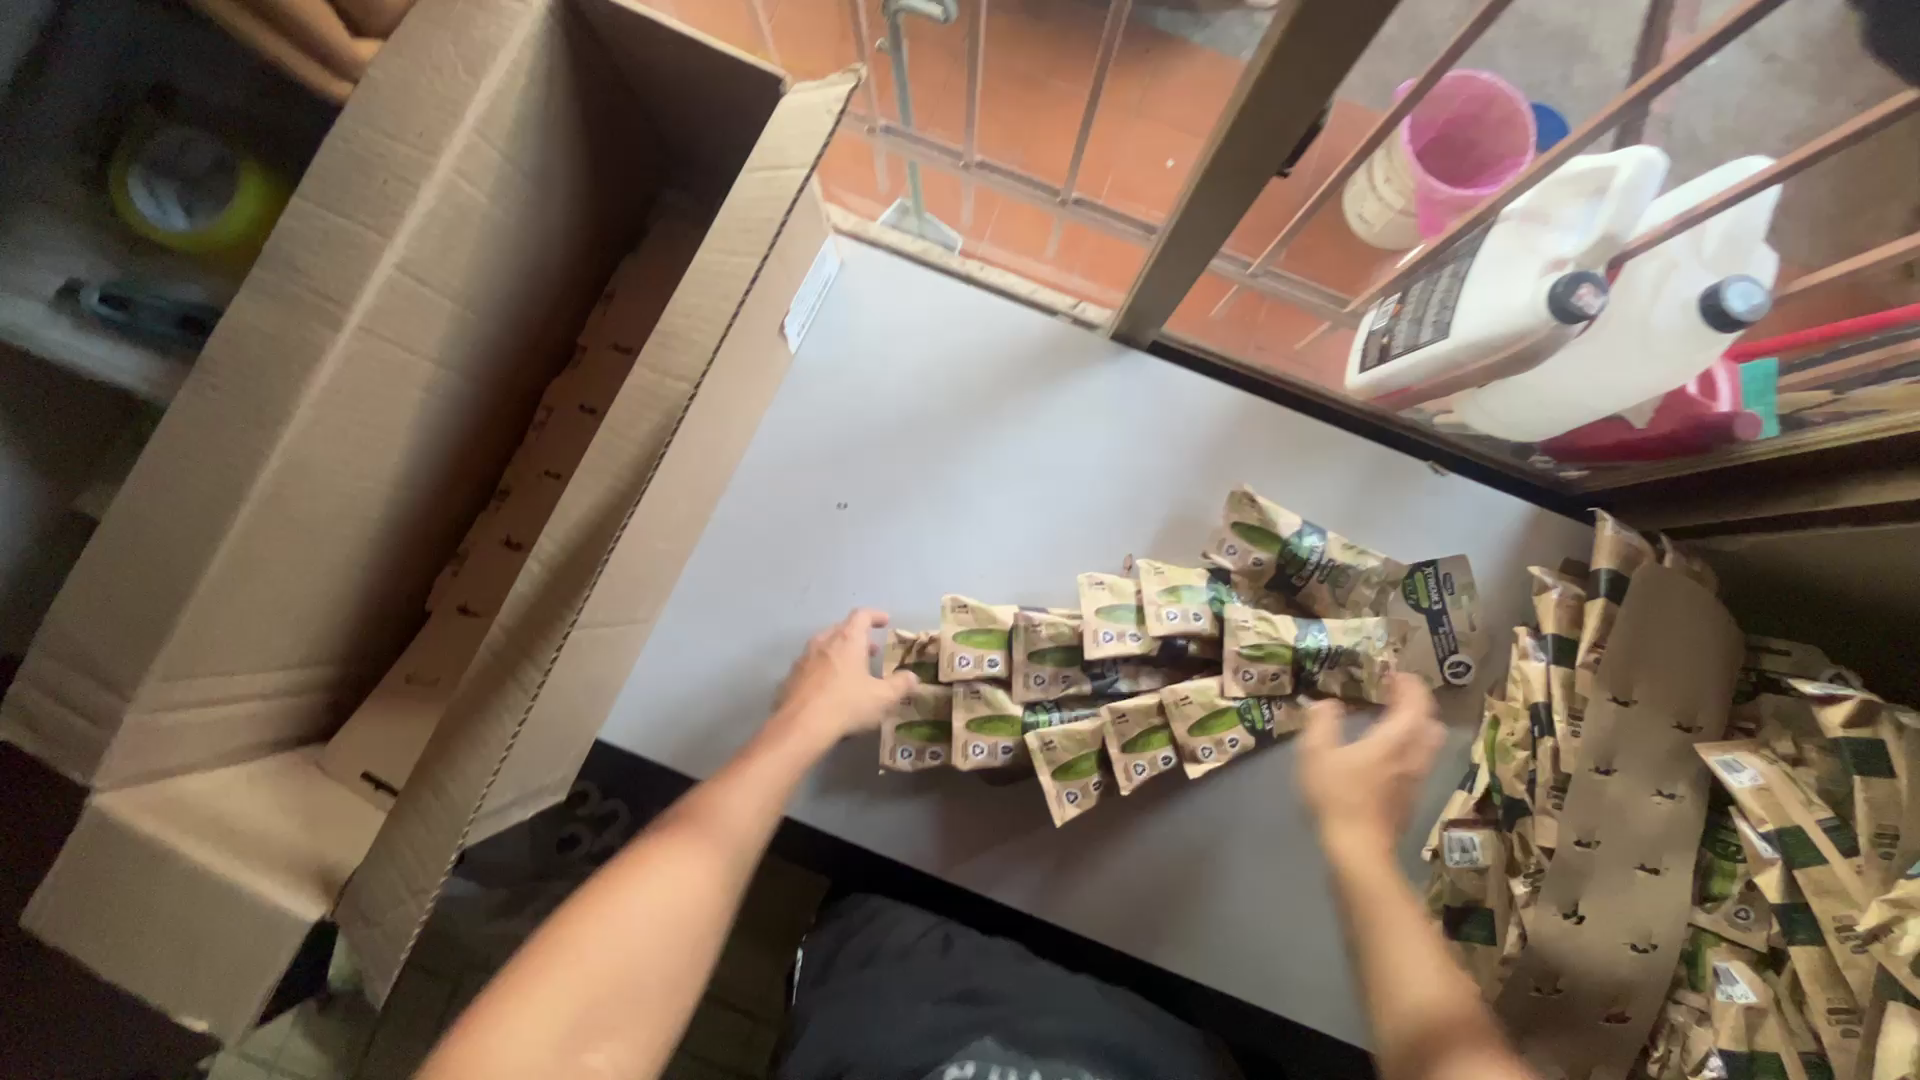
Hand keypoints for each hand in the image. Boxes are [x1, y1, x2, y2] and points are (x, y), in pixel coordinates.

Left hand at [770, 609, 919, 747]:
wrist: (800, 727)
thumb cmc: (846, 705)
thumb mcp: (882, 698)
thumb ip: (901, 685)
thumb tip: (913, 677)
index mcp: (847, 640)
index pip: (862, 615)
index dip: (875, 616)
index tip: (885, 621)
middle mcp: (823, 642)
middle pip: (842, 629)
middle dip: (858, 637)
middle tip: (871, 651)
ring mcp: (803, 659)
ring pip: (824, 646)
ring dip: (839, 653)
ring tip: (851, 669)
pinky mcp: (790, 677)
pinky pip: (811, 665)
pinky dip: (823, 669)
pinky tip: (829, 689)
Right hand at [1297, 673, 1446, 856]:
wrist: (1357, 849)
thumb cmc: (1337, 796)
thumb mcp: (1316, 753)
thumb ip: (1322, 723)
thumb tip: (1327, 704)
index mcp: (1394, 740)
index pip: (1416, 704)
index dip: (1410, 685)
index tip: (1394, 674)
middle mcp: (1413, 757)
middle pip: (1430, 724)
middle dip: (1417, 706)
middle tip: (1395, 696)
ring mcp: (1415, 781)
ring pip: (1428, 746)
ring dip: (1415, 728)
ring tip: (1391, 722)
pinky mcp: (1410, 799)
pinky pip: (1418, 762)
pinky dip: (1408, 748)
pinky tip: (1384, 754)